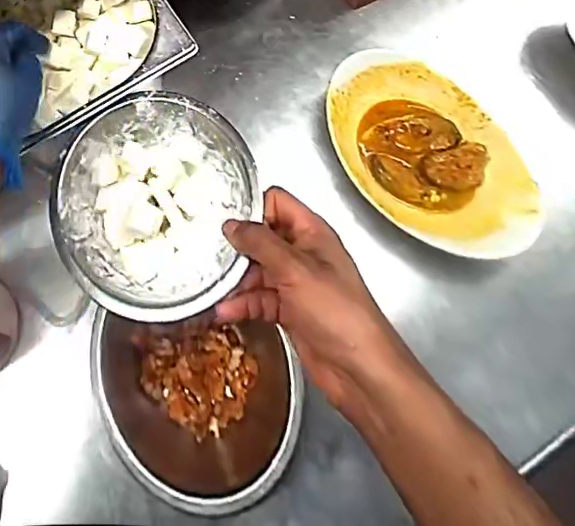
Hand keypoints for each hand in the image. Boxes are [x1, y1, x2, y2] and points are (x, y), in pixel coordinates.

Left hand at [0, 21, 47, 188]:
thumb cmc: (6, 110)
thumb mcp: (29, 80)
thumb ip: (28, 59)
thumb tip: (24, 54)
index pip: (11, 29)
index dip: (31, 36)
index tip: (44, 47)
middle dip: (14, 44)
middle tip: (32, 52)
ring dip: (1, 58)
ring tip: (19, 67)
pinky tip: (3, 82)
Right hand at [216, 187, 417, 416]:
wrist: (360, 371)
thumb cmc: (338, 312)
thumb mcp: (295, 269)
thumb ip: (260, 243)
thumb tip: (232, 225)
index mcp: (312, 232)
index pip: (277, 203)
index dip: (253, 209)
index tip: (229, 223)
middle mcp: (304, 253)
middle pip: (263, 238)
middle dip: (239, 248)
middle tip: (213, 256)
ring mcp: (297, 283)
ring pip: (258, 271)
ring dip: (237, 280)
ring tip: (215, 289)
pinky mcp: (290, 311)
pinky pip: (260, 299)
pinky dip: (243, 304)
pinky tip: (226, 311)